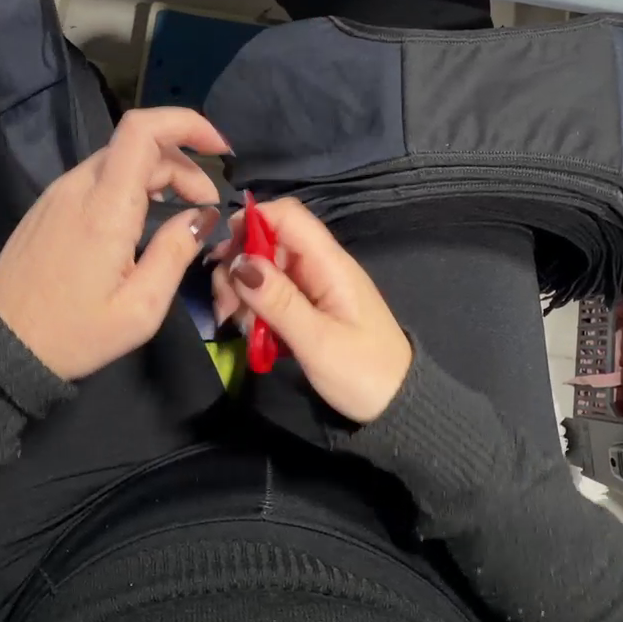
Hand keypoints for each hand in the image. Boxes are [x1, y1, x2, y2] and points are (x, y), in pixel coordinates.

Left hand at [0, 107, 228, 379]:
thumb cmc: (73, 334)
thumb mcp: (140, 308)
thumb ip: (175, 253)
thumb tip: (201, 216)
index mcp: (104, 207)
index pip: (143, 130)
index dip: (186, 123)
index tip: (219, 150)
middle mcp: (78, 187)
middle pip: (138, 144)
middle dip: (183, 164)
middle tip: (205, 208)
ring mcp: (57, 194)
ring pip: (118, 160)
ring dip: (158, 175)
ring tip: (179, 215)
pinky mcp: (47, 207)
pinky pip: (97, 179)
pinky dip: (131, 186)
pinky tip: (142, 220)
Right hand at [212, 198, 411, 423]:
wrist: (399, 406)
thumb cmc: (363, 373)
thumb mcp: (317, 341)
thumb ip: (278, 300)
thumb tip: (239, 261)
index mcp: (329, 263)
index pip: (286, 215)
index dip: (250, 221)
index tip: (223, 254)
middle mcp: (319, 266)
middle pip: (267, 241)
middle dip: (238, 265)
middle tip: (224, 305)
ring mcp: (313, 286)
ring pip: (264, 268)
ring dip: (241, 290)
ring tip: (233, 323)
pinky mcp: (307, 306)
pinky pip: (271, 293)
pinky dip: (253, 307)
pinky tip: (248, 331)